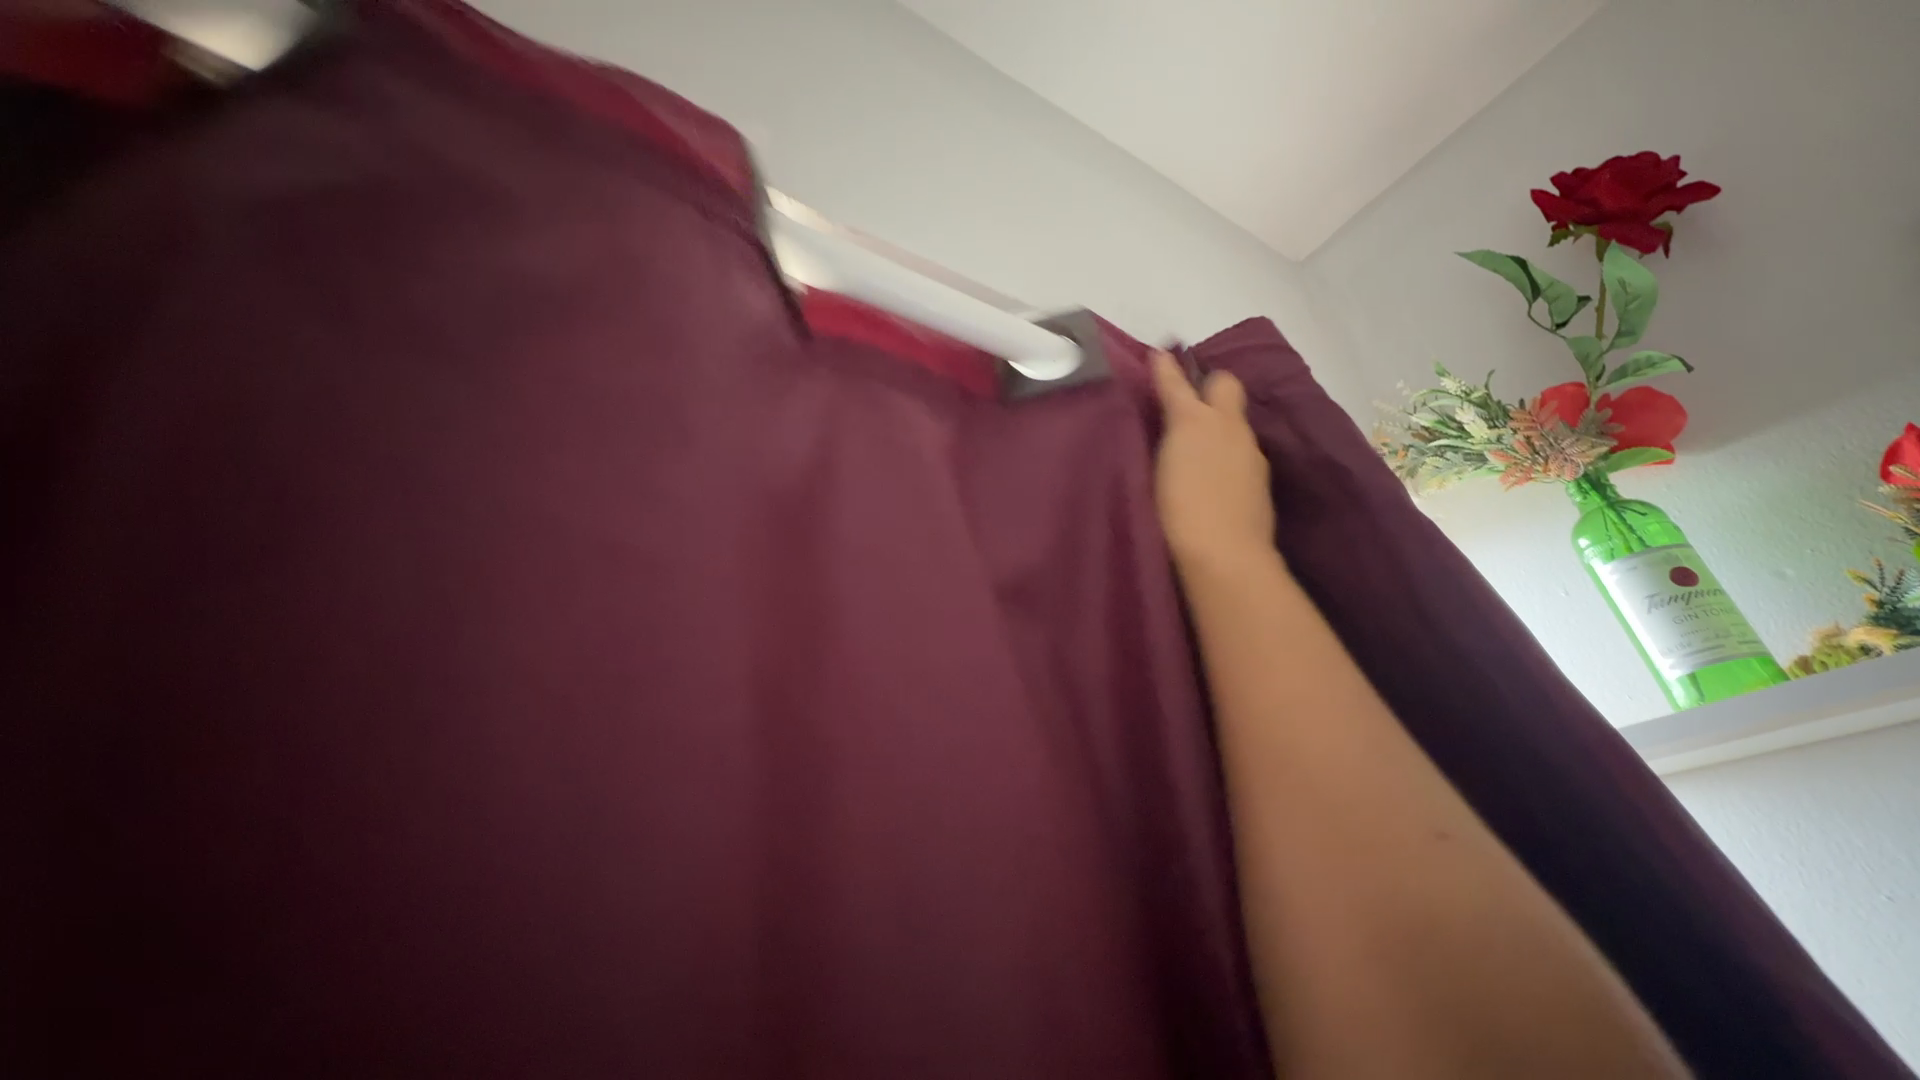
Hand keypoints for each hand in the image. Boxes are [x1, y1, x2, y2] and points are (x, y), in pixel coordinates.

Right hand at [1149, 350, 1275, 570]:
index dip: (1166, 368)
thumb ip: (1166, 435)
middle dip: (1210, 387)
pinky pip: (1242, 453)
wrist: (1224, 555)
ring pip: (1236, 423)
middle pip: (1226, 385)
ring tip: (1198, 450)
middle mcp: (1230, 428)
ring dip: (1220, 427)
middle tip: (1190, 404)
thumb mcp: (1159, 469)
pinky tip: (1214, 479)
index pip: (1179, 384)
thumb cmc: (1177, 512)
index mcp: (1196, 421)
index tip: (1158, 355)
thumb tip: (1172, 419)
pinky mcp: (1261, 481)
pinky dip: (1228, 456)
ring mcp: (1251, 454)